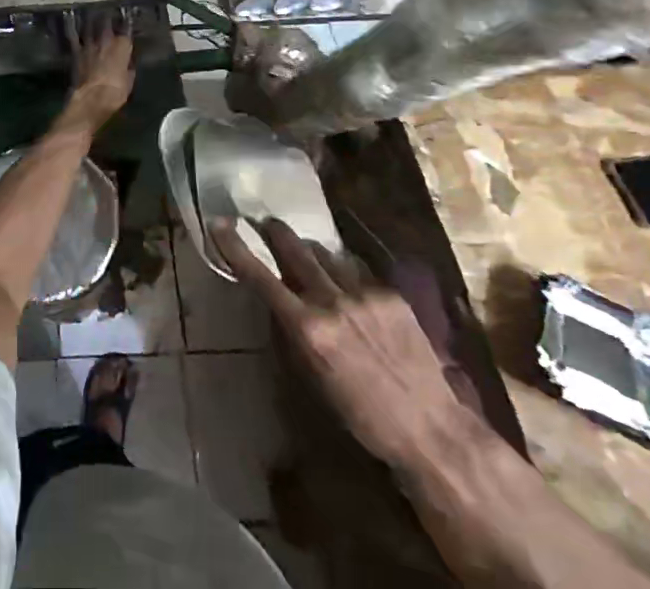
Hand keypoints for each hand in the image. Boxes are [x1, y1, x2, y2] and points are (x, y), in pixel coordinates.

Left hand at [64, 20, 133, 131]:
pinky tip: (70, 19)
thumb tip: (127, 63)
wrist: (92, 98)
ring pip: (90, 26)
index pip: (126, 31)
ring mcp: (90, 45)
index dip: (127, 24)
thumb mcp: (129, 81)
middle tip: (108, 9)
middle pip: (107, 24)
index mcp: (123, 47)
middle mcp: (107, 41)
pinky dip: (72, 28)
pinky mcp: (77, 52)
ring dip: (91, 19)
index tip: (127, 19)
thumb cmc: (116, 92)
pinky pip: (74, 37)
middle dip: (108, 17)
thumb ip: (128, 68)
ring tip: (92, 10)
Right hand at [213, 217, 478, 467]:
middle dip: (278, 233)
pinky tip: (351, 290)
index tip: (220, 224)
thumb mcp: (312, 380)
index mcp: (308, 328)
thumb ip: (293, 336)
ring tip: (310, 257)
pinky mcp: (392, 294)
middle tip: (268, 222)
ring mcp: (366, 293)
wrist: (428, 426)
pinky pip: (358, 273)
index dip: (237, 249)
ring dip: (313, 255)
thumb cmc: (360, 415)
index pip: (261, 278)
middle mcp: (333, 301)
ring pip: (329, 258)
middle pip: (297, 251)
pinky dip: (346, 275)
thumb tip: (279, 307)